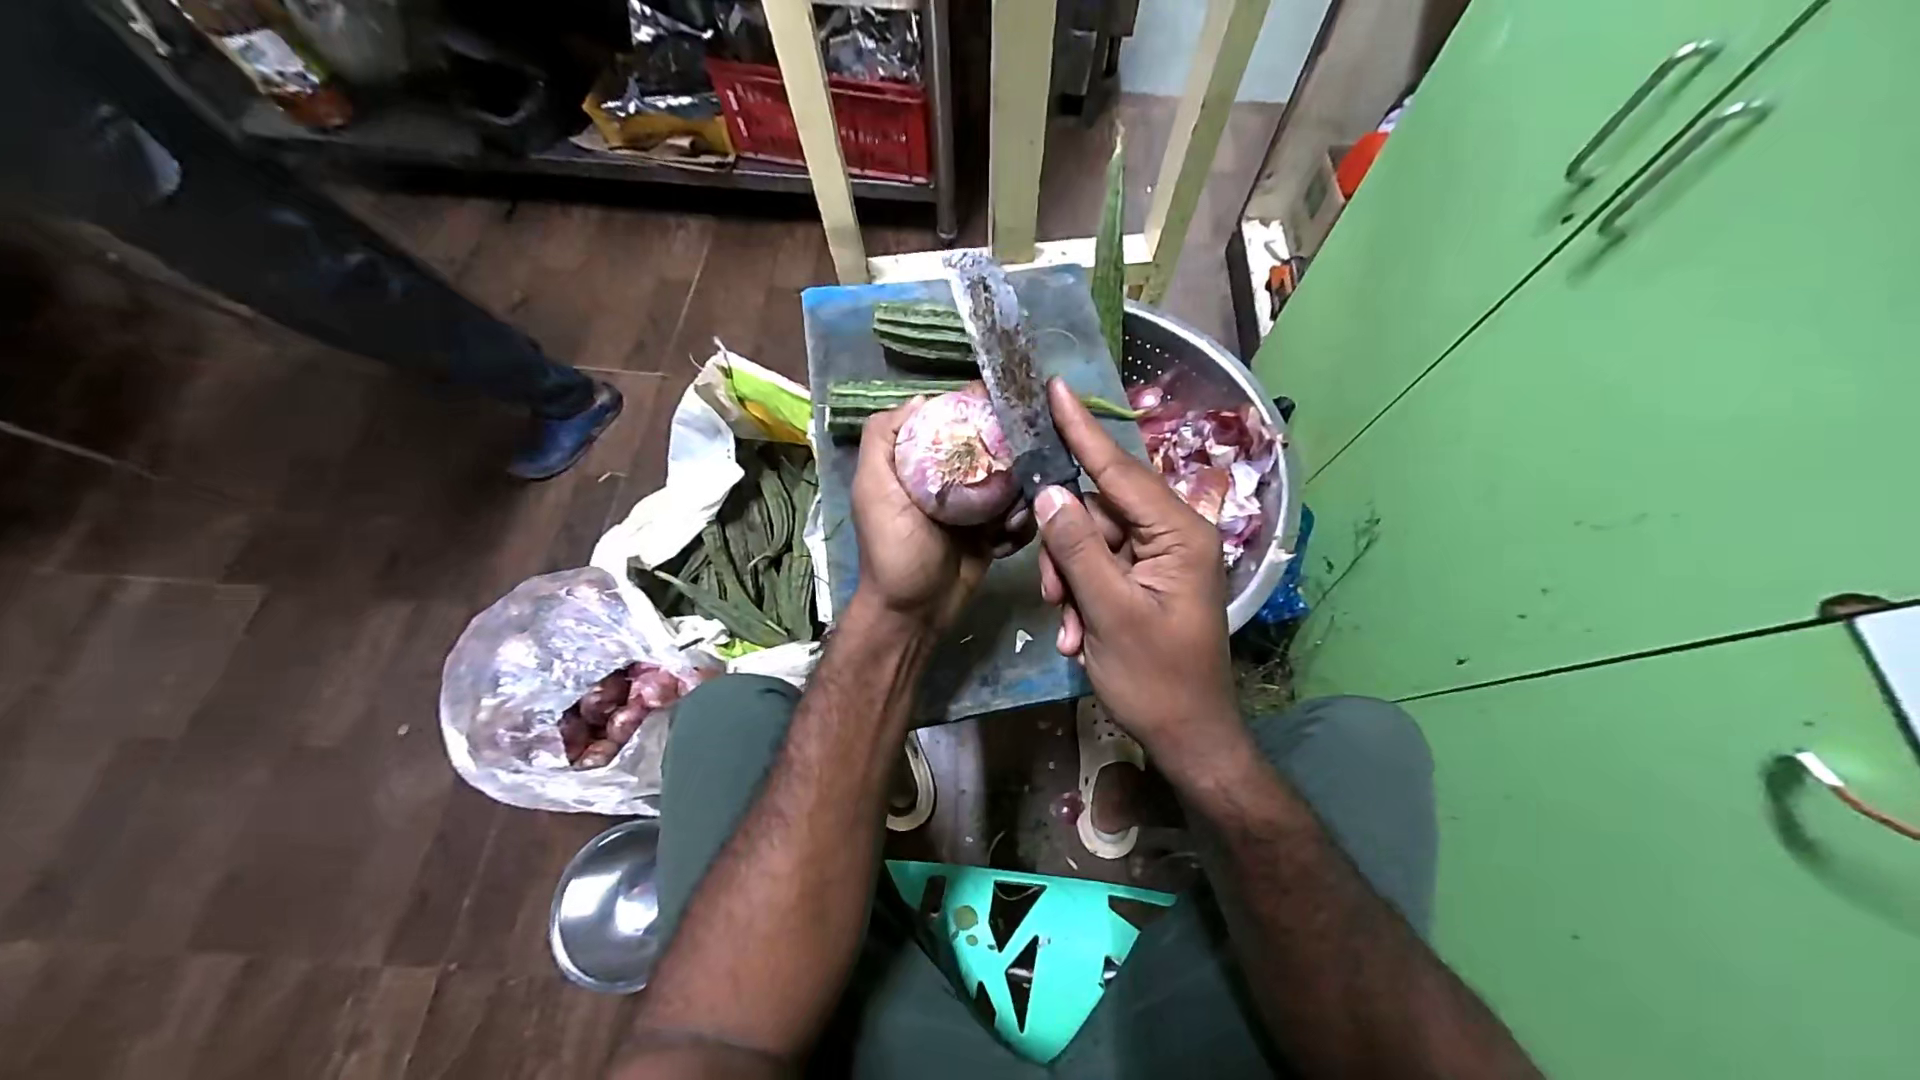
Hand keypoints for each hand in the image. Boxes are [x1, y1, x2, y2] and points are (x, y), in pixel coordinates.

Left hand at [851, 399, 1033, 632]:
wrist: (915, 612)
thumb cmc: (892, 549)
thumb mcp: (873, 489)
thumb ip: (883, 439)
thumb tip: (923, 400)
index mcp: (922, 461)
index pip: (955, 421)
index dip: (979, 408)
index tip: (1005, 404)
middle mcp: (950, 477)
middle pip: (992, 447)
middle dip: (1013, 451)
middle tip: (1029, 459)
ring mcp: (975, 505)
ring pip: (1013, 481)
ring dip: (1020, 495)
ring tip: (1009, 516)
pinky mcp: (994, 531)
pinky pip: (1019, 515)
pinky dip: (1019, 524)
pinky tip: (1006, 538)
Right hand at [1035, 379, 1240, 772]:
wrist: (1187, 736)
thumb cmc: (1156, 678)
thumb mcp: (1109, 612)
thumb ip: (1077, 547)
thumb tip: (1050, 492)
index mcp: (1179, 533)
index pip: (1120, 471)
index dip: (1083, 430)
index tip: (1057, 388)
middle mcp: (1173, 534)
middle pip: (1098, 513)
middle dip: (1067, 552)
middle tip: (1053, 596)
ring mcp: (1160, 558)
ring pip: (1092, 542)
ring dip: (1071, 582)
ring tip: (1072, 628)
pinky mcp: (1147, 579)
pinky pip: (1100, 568)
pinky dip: (1082, 597)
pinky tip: (1080, 634)